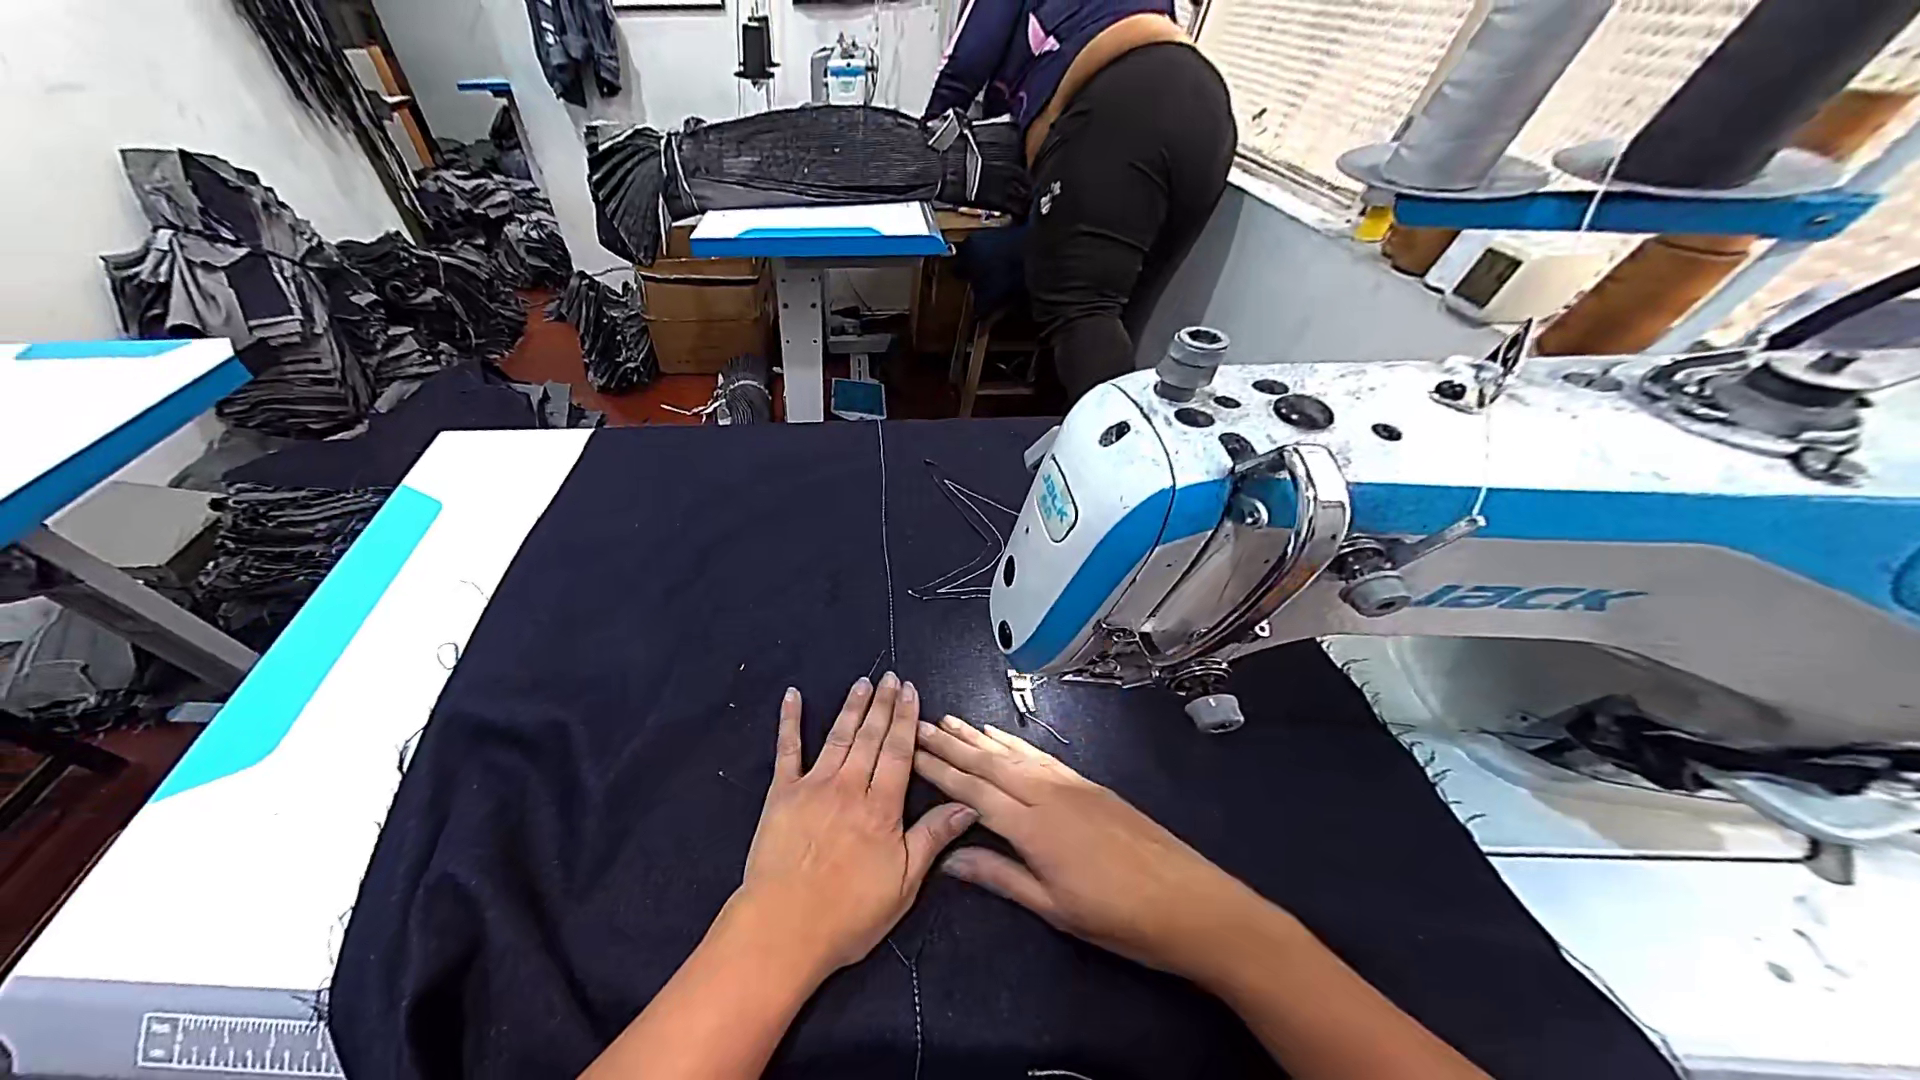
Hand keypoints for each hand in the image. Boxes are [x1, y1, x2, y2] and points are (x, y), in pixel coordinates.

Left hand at [730, 675, 978, 977]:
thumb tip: (966, 806)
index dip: (907, 719)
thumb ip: (933, 838)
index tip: (911, 692)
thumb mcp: (904, 883)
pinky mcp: (782, 794)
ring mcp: (814, 786)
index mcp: (881, 807)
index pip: (900, 751)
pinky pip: (787, 750)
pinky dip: (789, 721)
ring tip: (863, 683)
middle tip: (891, 677)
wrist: (782, 929)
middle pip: (872, 736)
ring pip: (839, 736)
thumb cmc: (847, 914)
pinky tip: (792, 697)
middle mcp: (850, 787)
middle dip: (884, 704)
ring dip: (852, 707)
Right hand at [913, 715, 1266, 978]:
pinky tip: (1001, 737)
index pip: (973, 791)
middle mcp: (1047, 794)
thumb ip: (1000, 875)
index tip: (912, 750)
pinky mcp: (1088, 784)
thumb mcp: (1053, 906)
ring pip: (1014, 753)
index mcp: (1033, 826)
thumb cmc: (1118, 916)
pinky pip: (1040, 756)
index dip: (940, 769)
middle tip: (920, 724)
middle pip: (990, 763)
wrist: (1188, 900)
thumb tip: (950, 859)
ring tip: (951, 720)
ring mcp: (1070, 784)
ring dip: (979, 736)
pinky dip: (1014, 743)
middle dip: (952, 743)